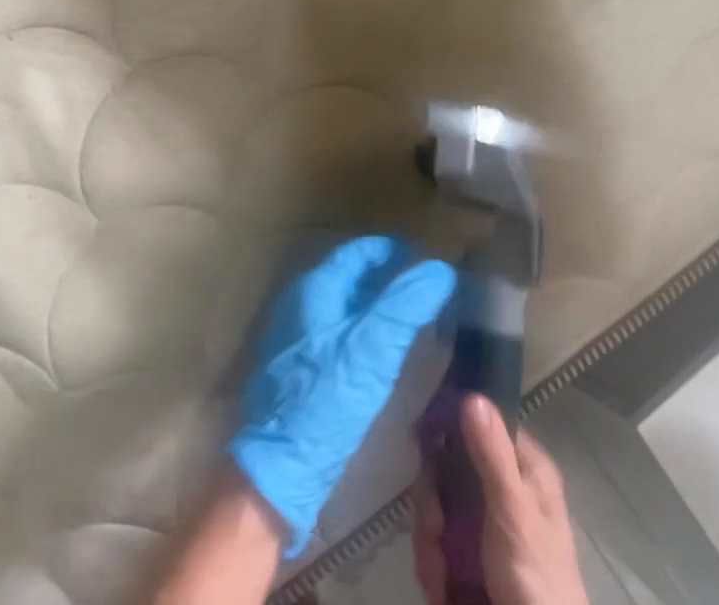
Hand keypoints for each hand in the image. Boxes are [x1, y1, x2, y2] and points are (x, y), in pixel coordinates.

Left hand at [228, 236, 455, 556]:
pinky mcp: (301, 370)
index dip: (394, 251)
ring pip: (345, 307)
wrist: (280, 466)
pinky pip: (340, 334)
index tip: (429, 261)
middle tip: (429, 289)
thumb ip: (404, 306)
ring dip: (378, 305)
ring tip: (416, 316)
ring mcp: (297, 339)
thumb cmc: (326, 401)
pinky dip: (366, 330)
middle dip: (389, 277)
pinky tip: (387, 352)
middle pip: (351, 277)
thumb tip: (439, 269)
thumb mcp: (372, 350)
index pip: (358, 253)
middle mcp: (300, 307)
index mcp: (313, 291)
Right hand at [414, 395, 588, 604]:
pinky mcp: (467, 552)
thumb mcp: (513, 511)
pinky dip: (433, 564)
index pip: (478, 427)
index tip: (425, 452)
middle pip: (446, 471)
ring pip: (435, 508)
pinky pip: (434, 541)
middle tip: (437, 530)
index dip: (449, 437)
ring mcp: (483, 521)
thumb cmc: (536, 576)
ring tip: (443, 573)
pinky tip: (443, 585)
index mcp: (524, 468)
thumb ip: (491, 455)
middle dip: (433, 508)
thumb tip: (472, 395)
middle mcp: (502, 487)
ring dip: (430, 543)